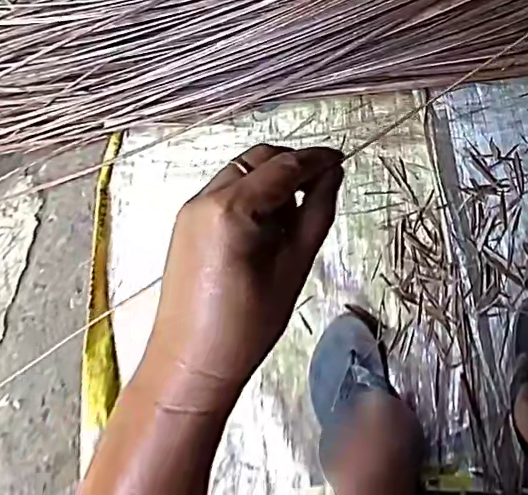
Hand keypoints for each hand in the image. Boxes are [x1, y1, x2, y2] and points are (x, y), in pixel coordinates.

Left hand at [142, 144, 342, 412]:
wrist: (189, 368)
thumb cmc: (246, 324)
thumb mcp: (295, 263)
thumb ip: (318, 209)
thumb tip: (333, 173)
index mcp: (232, 208)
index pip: (284, 165)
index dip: (317, 159)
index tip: (340, 159)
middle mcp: (206, 198)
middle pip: (261, 158)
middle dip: (294, 164)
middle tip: (322, 184)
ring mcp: (192, 209)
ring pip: (244, 170)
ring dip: (273, 178)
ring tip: (294, 214)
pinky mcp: (187, 222)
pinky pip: (228, 189)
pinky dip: (254, 192)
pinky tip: (269, 223)